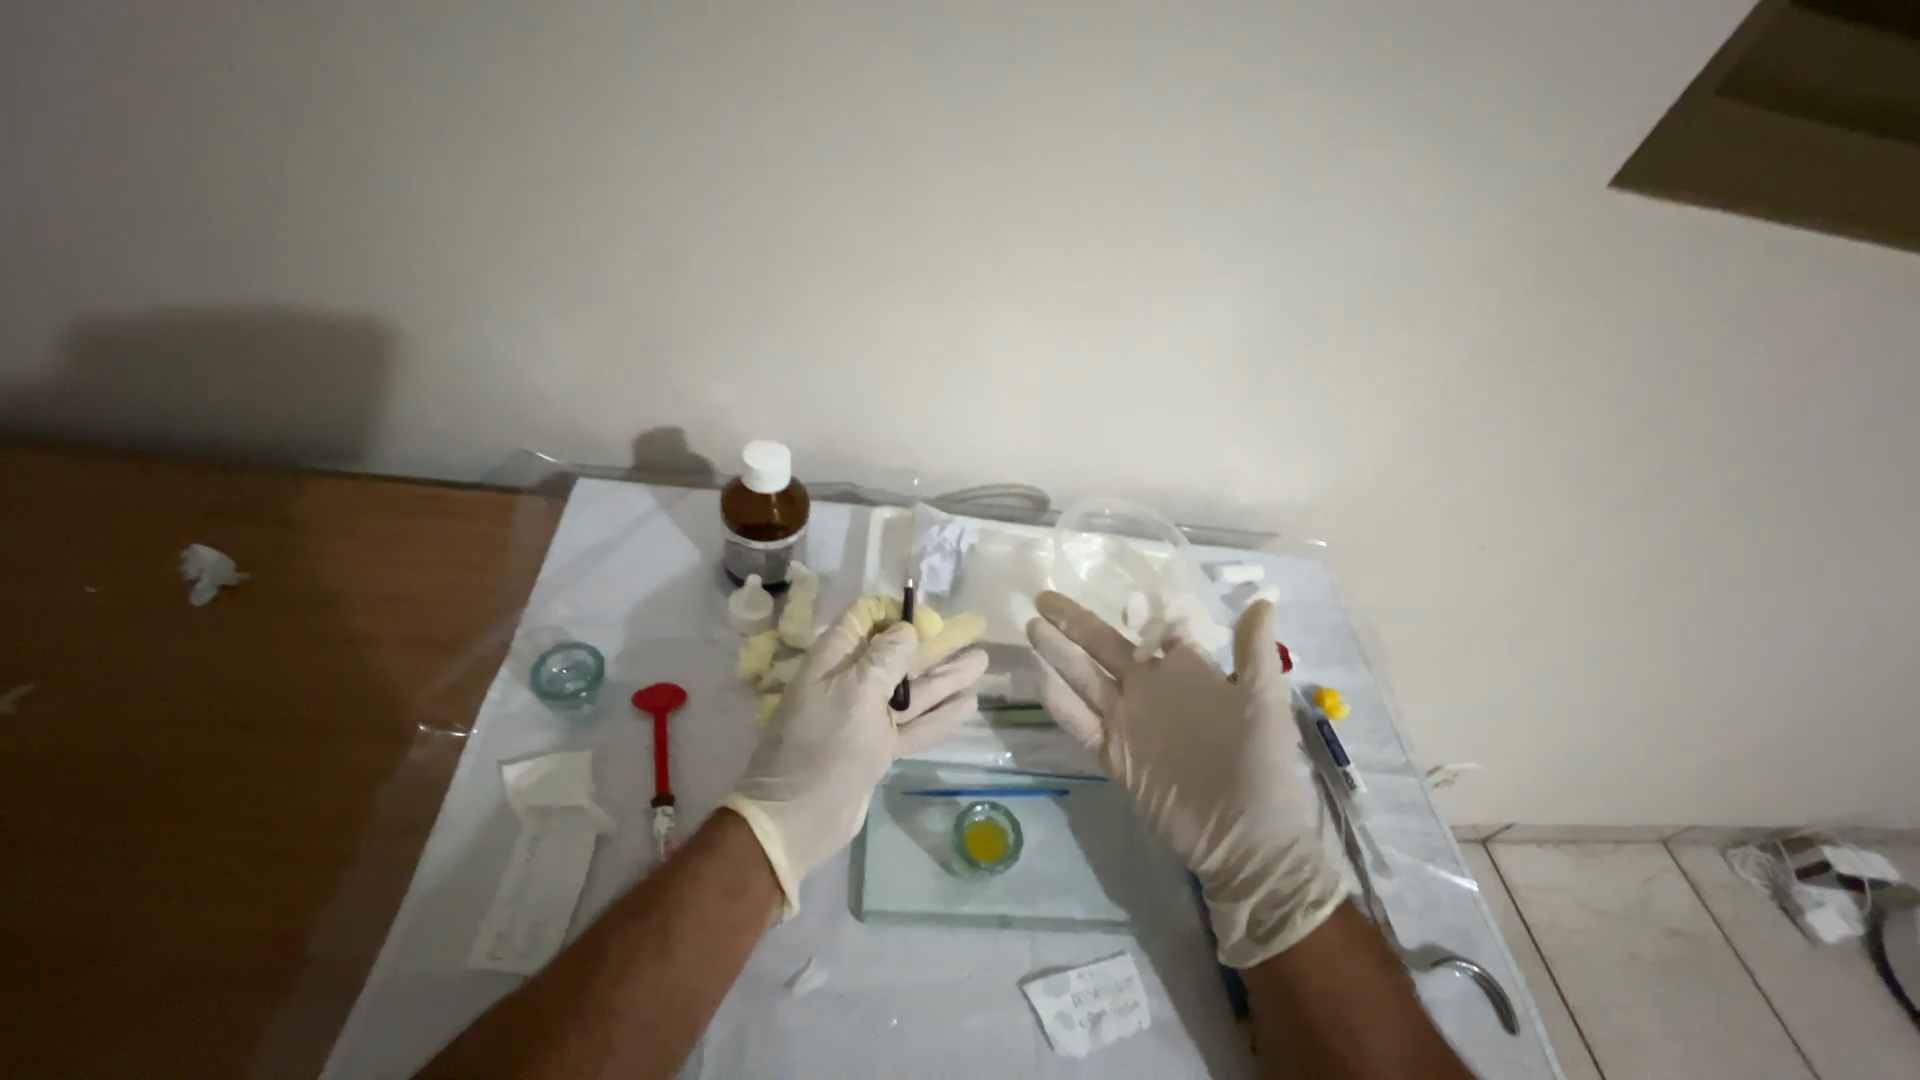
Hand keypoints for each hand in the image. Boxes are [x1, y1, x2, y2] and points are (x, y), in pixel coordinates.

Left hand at [725, 596, 988, 916]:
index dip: (896, 615)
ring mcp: (866, 719)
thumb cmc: (823, 746)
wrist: (797, 818)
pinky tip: (969, 704)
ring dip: (945, 676)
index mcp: (833, 661)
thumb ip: (884, 659)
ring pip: (912, 691)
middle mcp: (850, 684)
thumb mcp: (853, 693)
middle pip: (897, 655)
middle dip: (933, 644)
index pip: (865, 620)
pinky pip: (915, 725)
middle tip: (973, 634)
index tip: (929, 620)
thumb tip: (906, 629)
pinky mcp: (878, 749)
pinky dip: (940, 715)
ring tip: (981, 661)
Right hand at [1026, 590, 1348, 966]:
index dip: (1123, 609)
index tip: (1095, 583)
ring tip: (1031, 627)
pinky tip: (1039, 679)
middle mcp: (1150, 691)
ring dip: (1058, 653)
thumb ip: (1252, 650)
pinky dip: (1060, 703)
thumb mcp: (1264, 700)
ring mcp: (1128, 722)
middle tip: (1041, 597)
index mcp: (1185, 672)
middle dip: (1073, 623)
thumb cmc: (1262, 764)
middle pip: (1103, 648)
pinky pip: (1081, 723)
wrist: (1248, 837)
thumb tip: (1261, 599)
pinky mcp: (1113, 755)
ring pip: (1084, 679)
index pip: (1147, 631)